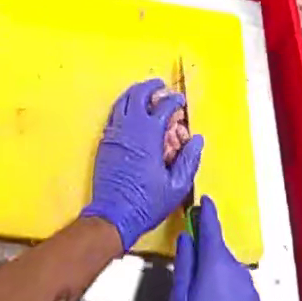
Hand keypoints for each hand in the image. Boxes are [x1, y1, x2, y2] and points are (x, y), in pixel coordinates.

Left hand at [81, 78, 203, 250]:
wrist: (113, 214)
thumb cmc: (147, 202)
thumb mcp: (177, 186)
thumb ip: (189, 160)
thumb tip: (196, 139)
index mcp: (149, 136)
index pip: (162, 107)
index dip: (174, 101)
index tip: (180, 101)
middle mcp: (129, 129)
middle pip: (137, 95)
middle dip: (150, 86)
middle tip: (160, 85)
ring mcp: (114, 133)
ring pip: (122, 102)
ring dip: (134, 93)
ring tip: (144, 92)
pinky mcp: (105, 141)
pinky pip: (113, 114)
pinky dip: (123, 106)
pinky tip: (129, 110)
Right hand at [171, 196, 282, 300]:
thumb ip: (183, 266)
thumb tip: (186, 240)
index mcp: (217, 266)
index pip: (212, 228)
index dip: (206, 211)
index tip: (203, 198)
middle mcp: (238, 272)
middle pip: (218, 248)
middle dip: (203, 244)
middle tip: (185, 246)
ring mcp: (249, 289)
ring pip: (225, 266)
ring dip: (211, 266)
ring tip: (192, 281)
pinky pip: (233, 282)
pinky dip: (220, 281)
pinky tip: (208, 298)